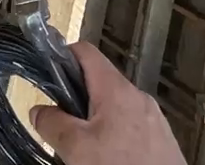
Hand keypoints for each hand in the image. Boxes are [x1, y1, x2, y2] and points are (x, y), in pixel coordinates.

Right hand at [29, 42, 183, 164]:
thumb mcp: (76, 148)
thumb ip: (51, 123)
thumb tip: (39, 111)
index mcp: (117, 89)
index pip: (84, 51)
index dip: (61, 56)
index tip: (48, 77)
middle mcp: (139, 98)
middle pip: (99, 82)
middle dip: (77, 98)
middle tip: (64, 123)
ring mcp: (156, 122)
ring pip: (115, 108)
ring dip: (96, 121)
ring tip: (88, 148)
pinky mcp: (165, 145)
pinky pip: (132, 129)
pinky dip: (116, 137)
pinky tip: (111, 161)